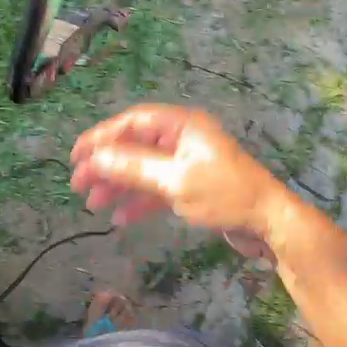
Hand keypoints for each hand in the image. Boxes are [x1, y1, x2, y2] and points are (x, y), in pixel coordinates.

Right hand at [70, 105, 290, 247]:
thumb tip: (96, 158)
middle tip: (79, 184)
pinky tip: (121, 219)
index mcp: (182, 125)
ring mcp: (189, 162)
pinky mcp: (194, 186)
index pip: (133, 122)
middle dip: (107, 165)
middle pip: (136, 146)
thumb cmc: (224, 195)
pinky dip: (140, 201)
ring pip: (144, 169)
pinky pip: (158, 188)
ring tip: (94, 204)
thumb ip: (133, 167)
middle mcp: (184, 138)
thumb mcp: (174, 181)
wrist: (269, 223)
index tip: (76, 156)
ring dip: (119, 185)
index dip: (101, 137)